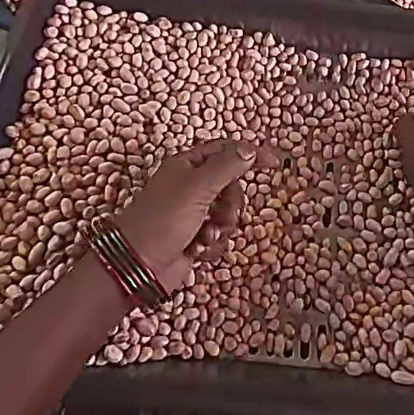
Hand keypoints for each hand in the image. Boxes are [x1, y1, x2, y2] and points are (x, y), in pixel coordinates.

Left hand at [114, 139, 256, 292]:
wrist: (138, 265)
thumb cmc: (163, 220)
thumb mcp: (197, 187)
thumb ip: (226, 166)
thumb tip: (249, 149)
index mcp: (186, 165)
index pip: (225, 150)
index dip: (249, 154)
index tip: (274, 161)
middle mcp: (190, 186)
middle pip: (231, 185)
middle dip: (231, 203)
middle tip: (222, 214)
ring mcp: (192, 213)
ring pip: (228, 213)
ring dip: (222, 226)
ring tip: (206, 235)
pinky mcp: (195, 238)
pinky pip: (220, 236)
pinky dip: (213, 244)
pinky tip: (198, 250)